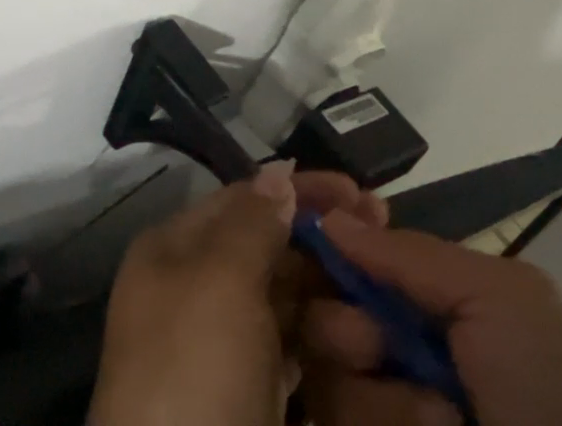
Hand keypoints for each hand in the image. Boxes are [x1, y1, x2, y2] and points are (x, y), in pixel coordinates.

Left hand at [90, 164, 387, 425]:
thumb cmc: (193, 365)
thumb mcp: (218, 280)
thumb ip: (251, 223)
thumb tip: (277, 173)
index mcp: (174, 251)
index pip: (242, 200)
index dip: (298, 190)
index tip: (359, 189)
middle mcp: (195, 287)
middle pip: (266, 245)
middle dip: (323, 234)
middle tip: (387, 226)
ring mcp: (223, 341)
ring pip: (285, 296)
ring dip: (331, 283)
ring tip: (387, 276)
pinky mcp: (252, 389)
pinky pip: (295, 345)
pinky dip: (328, 333)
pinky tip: (366, 326)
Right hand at [300, 212, 561, 425]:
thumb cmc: (554, 385)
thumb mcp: (502, 297)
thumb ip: (412, 254)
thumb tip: (328, 218)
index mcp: (423, 297)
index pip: (344, 258)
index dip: (321, 250)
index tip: (306, 247)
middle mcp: (393, 344)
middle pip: (317, 314)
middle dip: (344, 330)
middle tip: (380, 349)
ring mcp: (384, 401)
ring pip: (322, 375)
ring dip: (379, 397)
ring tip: (441, 418)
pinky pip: (333, 417)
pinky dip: (382, 419)